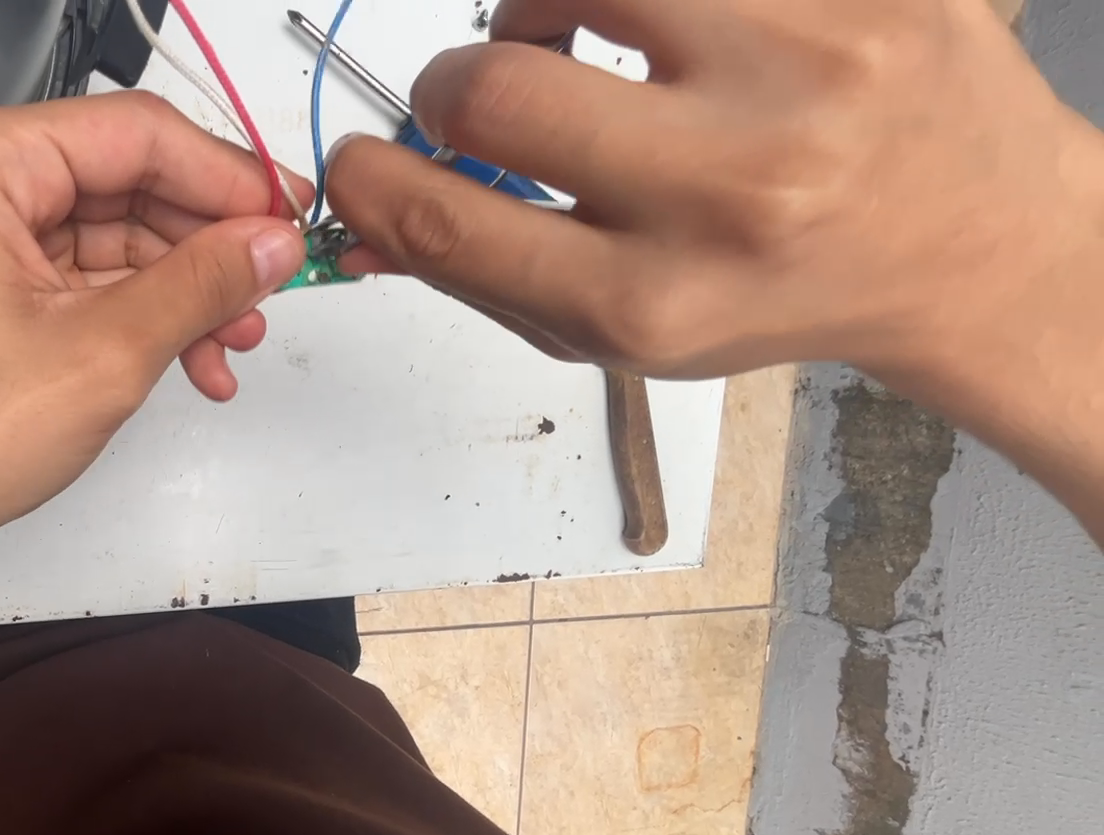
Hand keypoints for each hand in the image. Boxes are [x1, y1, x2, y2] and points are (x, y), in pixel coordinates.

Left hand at [0, 92, 306, 603]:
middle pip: (133, 185)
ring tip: (236, 341)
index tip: (286, 214)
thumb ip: (202, 284)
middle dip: (208, 248)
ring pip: (124, 239)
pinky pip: (99, 281)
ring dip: (188, 293)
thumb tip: (272, 243)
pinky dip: (152, 318)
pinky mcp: (5, 286)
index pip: (136, 137)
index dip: (225, 178)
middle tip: (270, 286)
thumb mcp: (108, 352)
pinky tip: (197, 361)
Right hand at [326, 0, 1103, 382]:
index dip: (366, 182)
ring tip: (562, 44)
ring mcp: (811, 60)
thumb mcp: (596, 330)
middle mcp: (727, 188)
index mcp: (644, 301)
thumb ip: (476, 276)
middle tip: (466, 105)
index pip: (450, 223)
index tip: (353, 164)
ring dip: (531, 8)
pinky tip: (640, 14)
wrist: (954, 243)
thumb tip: (364, 226)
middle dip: (443, 90)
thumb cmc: (745, 303)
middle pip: (495, 91)